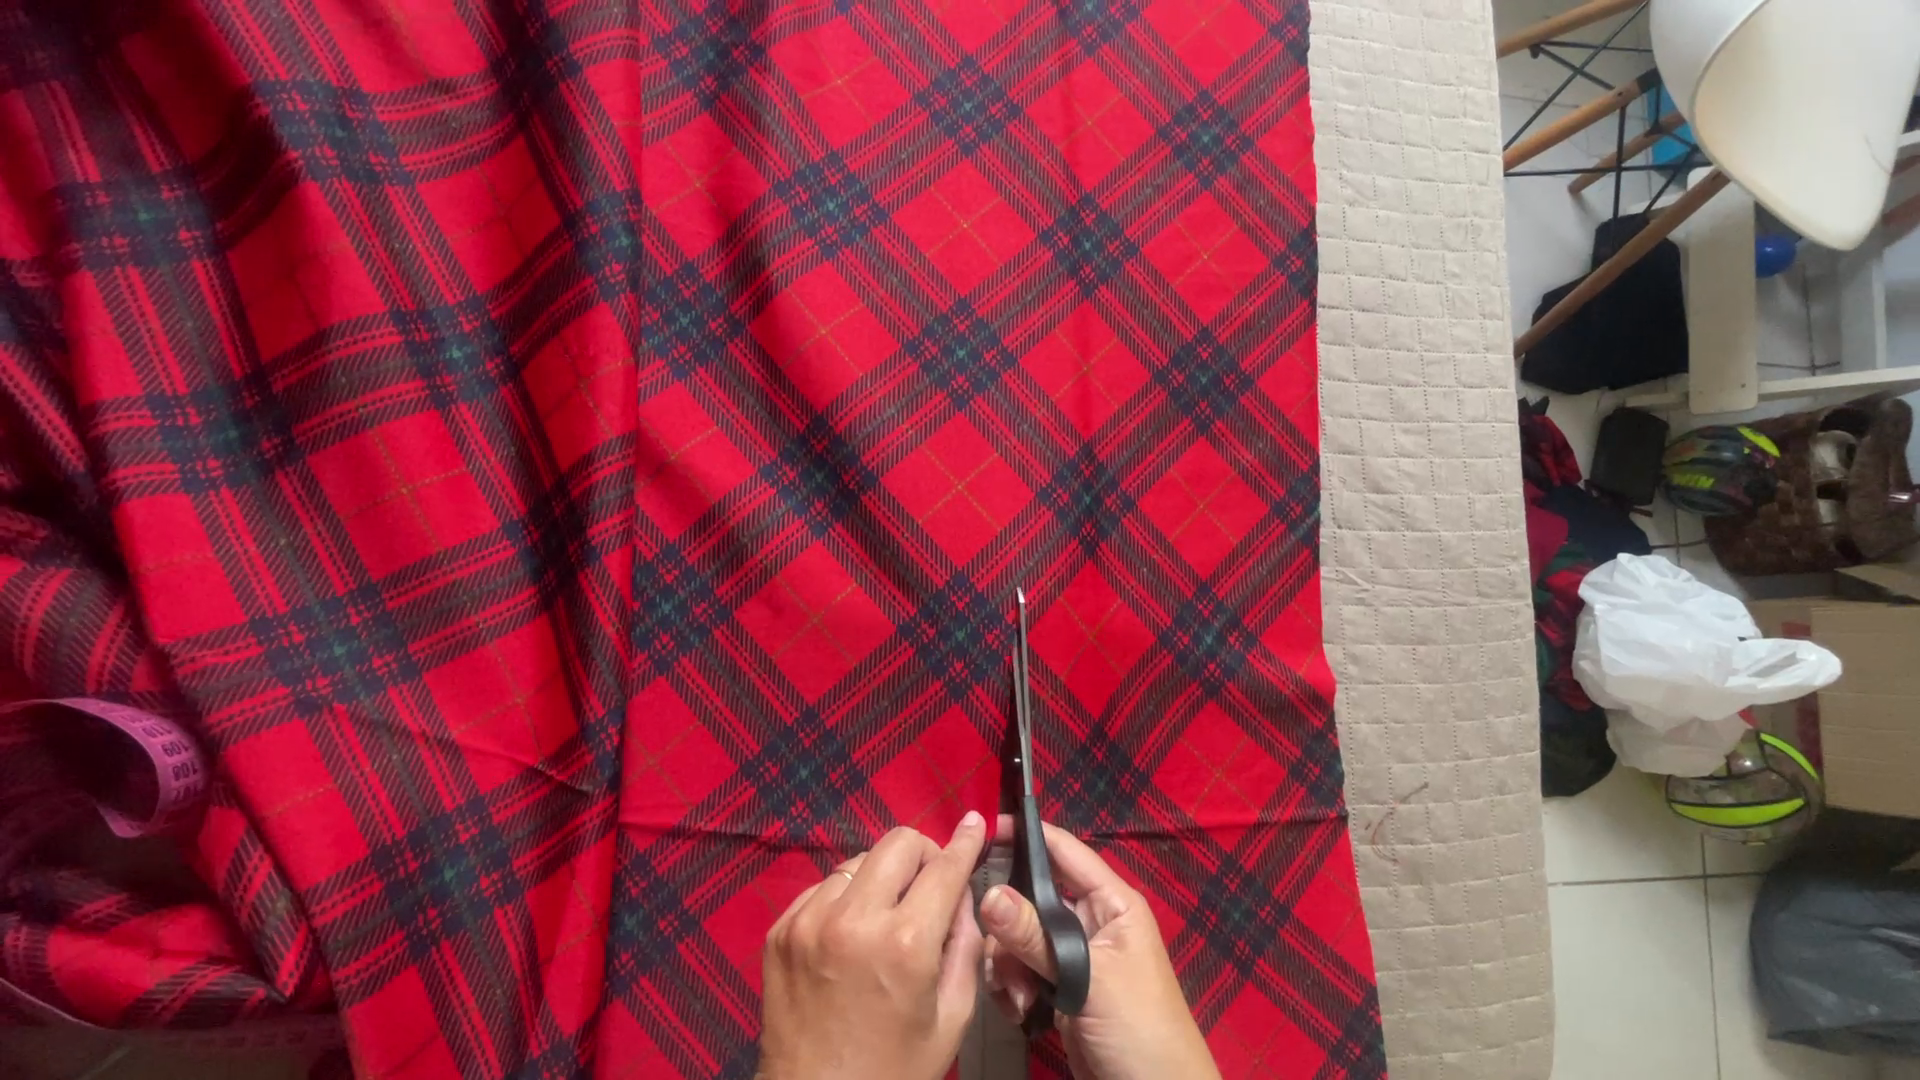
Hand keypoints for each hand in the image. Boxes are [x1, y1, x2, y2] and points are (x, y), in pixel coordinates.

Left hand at [758, 812, 987, 1079]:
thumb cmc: (893, 1071)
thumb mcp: (951, 1018)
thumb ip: (965, 945)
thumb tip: (962, 892)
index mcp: (905, 943)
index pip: (945, 868)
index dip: (965, 843)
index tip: (974, 823)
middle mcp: (853, 919)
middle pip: (897, 843)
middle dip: (923, 854)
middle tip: (929, 885)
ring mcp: (809, 921)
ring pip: (859, 862)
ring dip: (881, 879)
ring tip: (884, 918)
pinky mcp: (781, 930)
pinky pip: (823, 887)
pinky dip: (845, 899)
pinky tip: (849, 934)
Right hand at [981, 819, 1220, 1079]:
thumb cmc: (1139, 1026)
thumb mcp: (1087, 977)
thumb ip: (1036, 936)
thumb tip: (987, 894)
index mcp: (1110, 902)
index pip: (1064, 851)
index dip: (1027, 835)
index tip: (983, 831)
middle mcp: (1088, 920)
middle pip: (1032, 895)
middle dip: (1007, 920)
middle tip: (993, 944)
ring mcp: (1072, 956)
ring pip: (1018, 935)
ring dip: (1007, 963)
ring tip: (1016, 995)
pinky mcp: (1057, 988)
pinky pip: (1019, 968)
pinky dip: (1010, 985)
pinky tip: (1017, 1009)